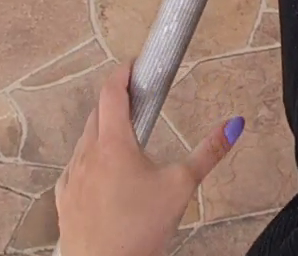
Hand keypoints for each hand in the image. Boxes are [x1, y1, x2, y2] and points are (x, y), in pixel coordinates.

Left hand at [55, 64, 240, 255]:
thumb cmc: (140, 232)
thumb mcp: (182, 186)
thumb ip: (209, 151)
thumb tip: (234, 125)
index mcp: (113, 145)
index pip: (112, 93)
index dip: (122, 73)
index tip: (133, 65)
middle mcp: (87, 157)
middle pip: (97, 113)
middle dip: (115, 101)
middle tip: (137, 100)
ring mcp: (71, 181)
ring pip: (83, 140)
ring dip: (101, 129)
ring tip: (124, 137)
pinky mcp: (63, 204)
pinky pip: (73, 168)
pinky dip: (87, 158)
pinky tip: (101, 172)